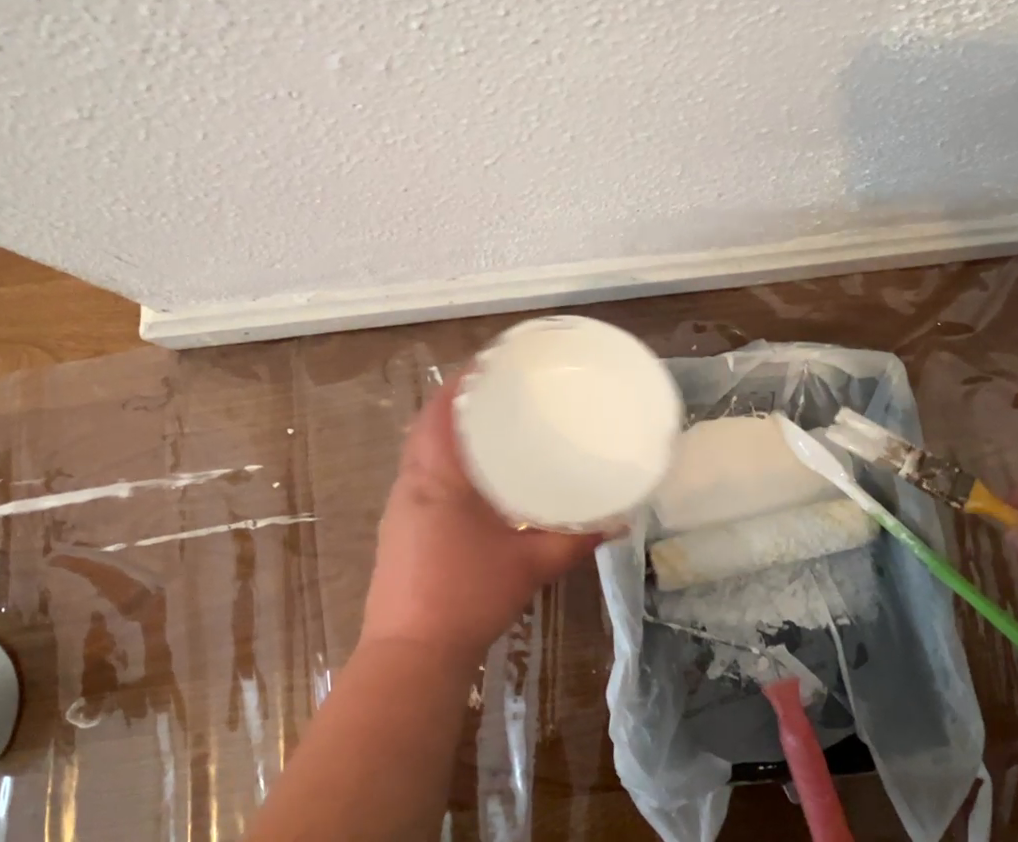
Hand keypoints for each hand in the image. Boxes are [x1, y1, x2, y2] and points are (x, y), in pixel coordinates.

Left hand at [359, 372, 603, 662]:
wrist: (410, 654)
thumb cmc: (468, 597)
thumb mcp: (530, 565)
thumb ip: (575, 539)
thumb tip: (620, 522)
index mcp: (437, 478)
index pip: (441, 411)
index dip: (461, 381)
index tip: (491, 363)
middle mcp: (411, 483)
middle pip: (428, 425)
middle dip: (458, 402)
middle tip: (499, 390)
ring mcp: (399, 507)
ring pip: (419, 451)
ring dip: (447, 431)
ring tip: (488, 425)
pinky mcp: (398, 530)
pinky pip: (418, 476)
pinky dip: (440, 460)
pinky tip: (470, 477)